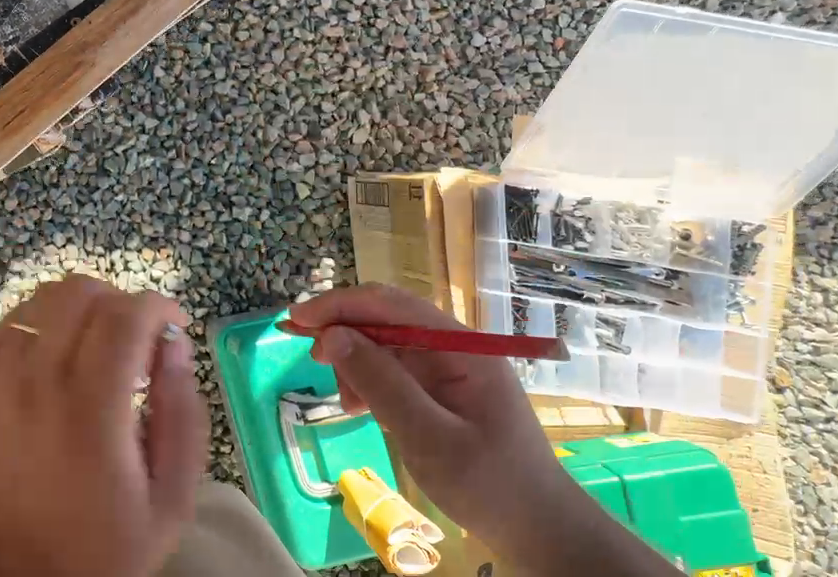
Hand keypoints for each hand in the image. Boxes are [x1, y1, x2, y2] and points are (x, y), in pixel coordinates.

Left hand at [0, 276, 207, 576]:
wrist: (17, 567)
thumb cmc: (103, 542)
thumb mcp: (170, 500)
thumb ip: (183, 417)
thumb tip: (176, 346)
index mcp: (94, 408)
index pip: (124, 316)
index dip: (157, 305)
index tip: (175, 322)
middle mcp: (43, 377)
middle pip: (82, 292)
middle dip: (121, 300)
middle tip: (141, 337)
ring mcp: (6, 373)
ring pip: (45, 295)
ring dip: (83, 303)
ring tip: (104, 340)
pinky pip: (15, 318)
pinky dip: (45, 315)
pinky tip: (63, 344)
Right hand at [288, 285, 576, 553]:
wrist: (539, 533)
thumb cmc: (491, 486)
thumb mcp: (431, 439)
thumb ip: (382, 384)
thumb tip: (332, 336)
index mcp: (463, 349)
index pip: (390, 304)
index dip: (340, 304)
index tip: (297, 318)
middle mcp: (453, 348)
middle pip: (382, 317)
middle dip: (340, 329)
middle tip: (307, 353)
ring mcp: (445, 367)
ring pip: (379, 341)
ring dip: (350, 358)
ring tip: (344, 399)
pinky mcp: (436, 387)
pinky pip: (388, 366)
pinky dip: (364, 378)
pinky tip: (357, 405)